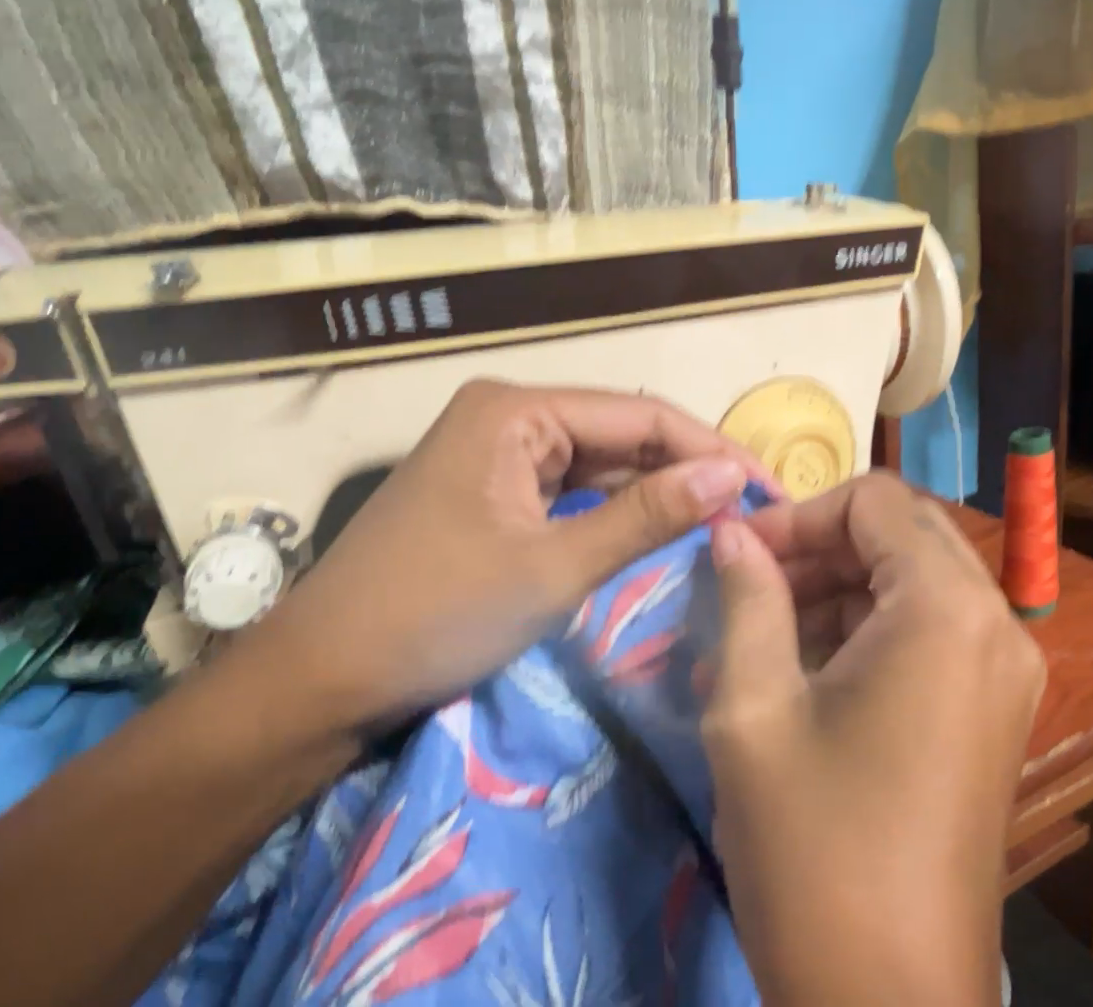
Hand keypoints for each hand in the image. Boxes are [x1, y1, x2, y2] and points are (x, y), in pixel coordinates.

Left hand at [239, 380, 774, 732]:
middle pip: (622, 435)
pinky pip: (570, 493)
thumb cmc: (437, 615)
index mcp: (516, 411)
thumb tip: (732, 474)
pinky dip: (615, 514)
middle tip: (755, 513)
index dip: (712, 450)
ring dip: (657, 494)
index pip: (642, 416)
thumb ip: (649, 516)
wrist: (321, 681)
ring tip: (724, 522)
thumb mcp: (555, 567)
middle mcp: (507, 417)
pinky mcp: (489, 495)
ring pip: (600, 466)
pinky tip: (659, 533)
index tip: (772, 491)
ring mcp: (495, 456)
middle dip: (688, 472)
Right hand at [701, 473, 1045, 1006]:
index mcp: (946, 609)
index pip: (873, 501)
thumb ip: (746, 598)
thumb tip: (732, 531)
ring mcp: (1007, 673)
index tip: (735, 553)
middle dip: (820, 548)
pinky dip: (873, 633)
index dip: (797, 514)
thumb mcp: (753, 710)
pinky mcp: (996, 715)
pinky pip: (935, 636)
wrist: (889, 997)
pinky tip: (810, 676)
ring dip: (842, 592)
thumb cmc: (813, 846)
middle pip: (903, 537)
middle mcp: (997, 625)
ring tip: (763, 637)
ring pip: (919, 585)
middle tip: (746, 589)